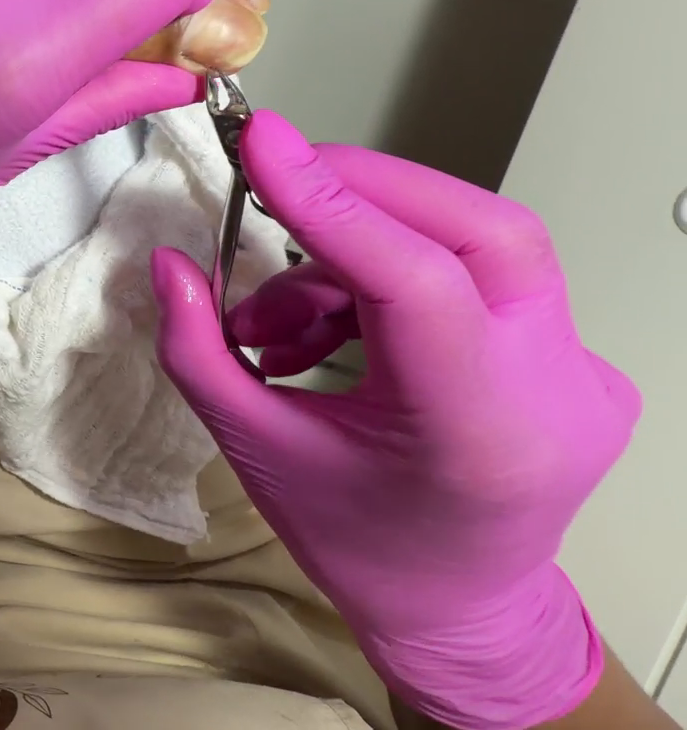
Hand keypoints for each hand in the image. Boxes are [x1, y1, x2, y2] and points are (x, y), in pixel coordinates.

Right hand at [149, 111, 641, 729]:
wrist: (456, 604)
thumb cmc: (349, 538)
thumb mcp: (250, 447)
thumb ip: (196, 349)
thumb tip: (168, 263)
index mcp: (475, 429)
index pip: (416, 282)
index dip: (332, 200)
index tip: (261, 141)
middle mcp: (554, 390)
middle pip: (483, 232)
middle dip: (364, 186)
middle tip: (271, 178)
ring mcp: (576, 370)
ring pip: (475, 244)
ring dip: (350, 247)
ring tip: (268, 317)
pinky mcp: (562, 354)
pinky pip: (465, 275)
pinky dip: (372, 277)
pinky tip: (314, 329)